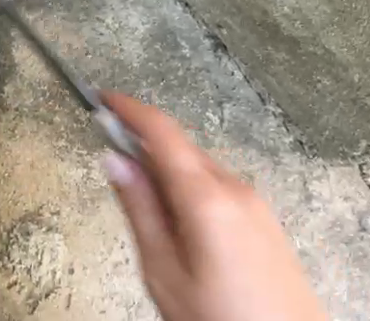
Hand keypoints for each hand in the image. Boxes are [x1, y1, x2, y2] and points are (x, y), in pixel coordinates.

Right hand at [100, 93, 325, 320]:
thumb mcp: (163, 272)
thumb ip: (138, 208)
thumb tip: (113, 158)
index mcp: (206, 197)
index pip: (160, 130)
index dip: (127, 108)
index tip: (100, 98)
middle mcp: (236, 189)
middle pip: (179, 147)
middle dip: (143, 146)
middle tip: (114, 166)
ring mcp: (258, 206)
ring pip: (198, 167)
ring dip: (167, 170)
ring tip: (150, 215)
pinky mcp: (268, 223)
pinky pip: (218, 187)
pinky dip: (191, 188)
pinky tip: (183, 227)